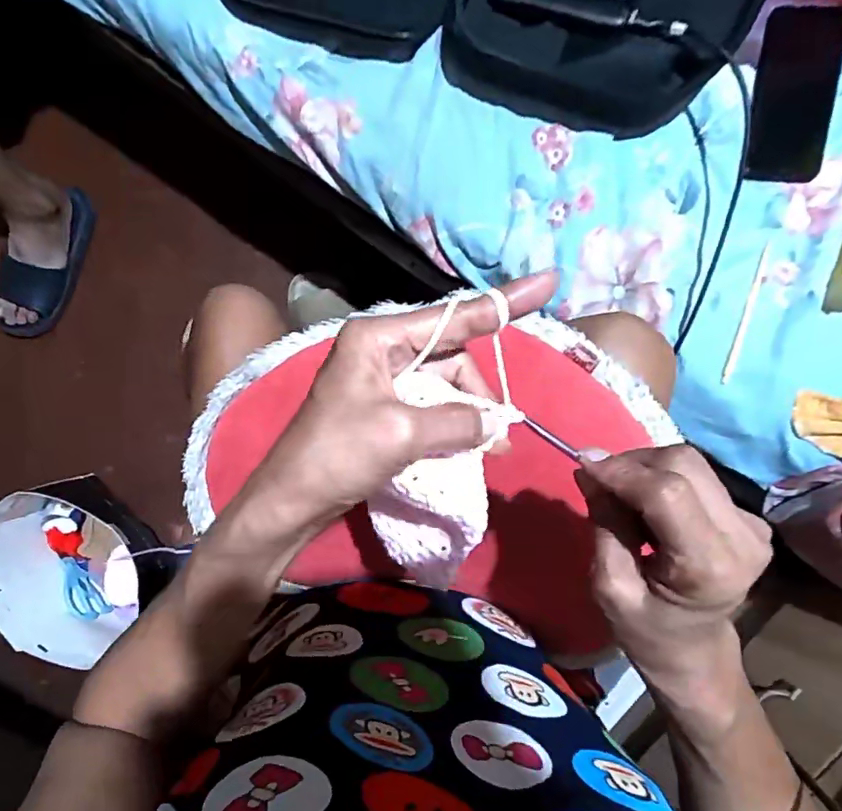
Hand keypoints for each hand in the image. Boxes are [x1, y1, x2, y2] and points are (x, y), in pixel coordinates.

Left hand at [233, 271, 559, 540]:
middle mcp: (379, 350)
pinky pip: (427, 409)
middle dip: (479, 392)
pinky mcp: (379, 411)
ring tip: (490, 449)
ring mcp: (378, 382)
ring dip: (468, 415)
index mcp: (378, 337)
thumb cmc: (337, 455)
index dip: (503, 303)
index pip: (452, 316)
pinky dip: (449, 427)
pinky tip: (469, 448)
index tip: (550, 280)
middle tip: (500, 432)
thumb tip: (495, 424)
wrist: (292, 500)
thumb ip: (457, 422)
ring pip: (442, 387)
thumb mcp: (402, 433)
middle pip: (450, 357)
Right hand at [575, 445, 771, 715]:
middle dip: (632, 463)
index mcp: (709, 565)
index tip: (582, 464)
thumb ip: (605, 527)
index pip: (667, 493)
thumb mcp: (610, 588)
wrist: (693, 649)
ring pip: (692, 464)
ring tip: (618, 495)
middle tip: (597, 480)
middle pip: (685, 465)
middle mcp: (744, 537)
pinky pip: (699, 478)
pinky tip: (644, 506)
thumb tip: (591, 472)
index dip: (622, 472)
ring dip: (645, 469)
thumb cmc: (645, 630)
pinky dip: (661, 480)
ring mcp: (753, 524)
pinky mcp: (749, 517)